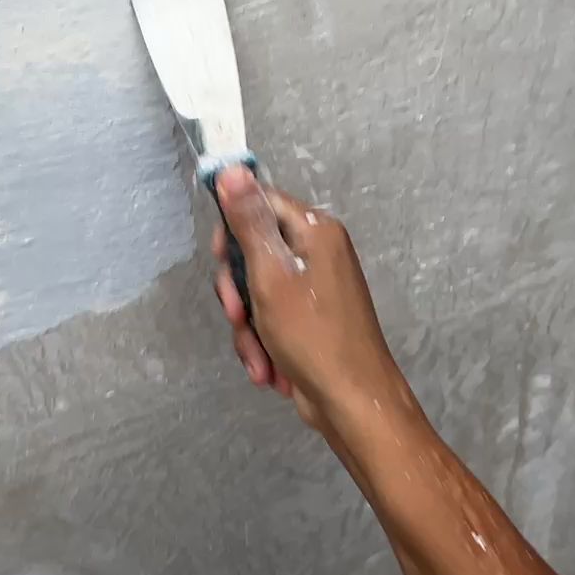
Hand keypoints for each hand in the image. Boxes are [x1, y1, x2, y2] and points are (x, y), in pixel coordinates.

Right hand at [211, 167, 404, 431]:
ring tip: (259, 359)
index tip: (221, 260)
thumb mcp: (270, 274)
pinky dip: (263, 342)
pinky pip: (270, 315)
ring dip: (249, 327)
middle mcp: (317, 252)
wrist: (353, 406)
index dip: (232, 230)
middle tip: (237, 316)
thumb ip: (249, 221)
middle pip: (253, 250)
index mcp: (314, 231)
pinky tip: (268, 369)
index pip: (260, 203)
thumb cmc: (313, 336)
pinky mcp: (309, 318)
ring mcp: (314, 286)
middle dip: (238, 291)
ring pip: (256, 289)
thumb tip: (232, 169)